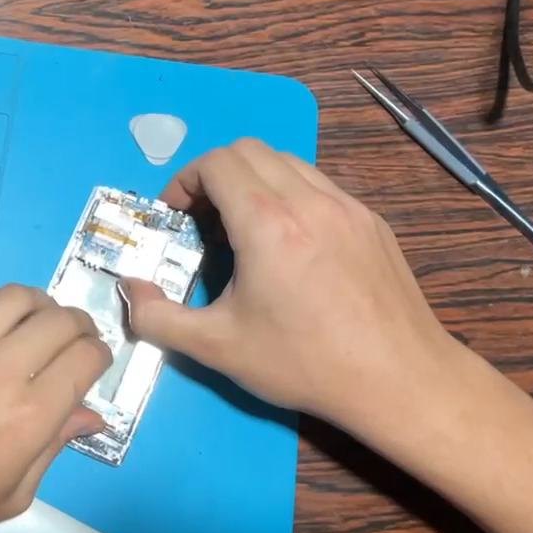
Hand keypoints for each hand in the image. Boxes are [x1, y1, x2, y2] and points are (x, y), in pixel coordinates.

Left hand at [0, 286, 109, 532]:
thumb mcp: (11, 495)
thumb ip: (54, 446)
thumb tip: (90, 415)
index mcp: (30, 417)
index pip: (85, 359)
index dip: (99, 355)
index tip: (94, 361)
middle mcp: (2, 371)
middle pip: (59, 321)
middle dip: (80, 324)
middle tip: (76, 336)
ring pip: (17, 298)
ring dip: (41, 303)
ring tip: (40, 318)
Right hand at [119, 138, 470, 432]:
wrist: (403, 382)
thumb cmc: (305, 363)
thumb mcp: (216, 348)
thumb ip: (157, 317)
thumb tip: (129, 289)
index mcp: (268, 225)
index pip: (218, 163)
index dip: (185, 180)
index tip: (175, 214)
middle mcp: (309, 202)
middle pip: (249, 150)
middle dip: (213, 173)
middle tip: (200, 216)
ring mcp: (347, 208)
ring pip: (286, 161)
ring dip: (251, 179)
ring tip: (240, 225)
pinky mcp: (372, 222)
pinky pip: (318, 184)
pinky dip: (287, 193)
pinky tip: (286, 242)